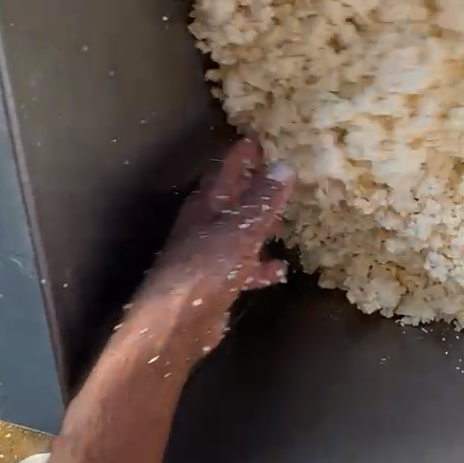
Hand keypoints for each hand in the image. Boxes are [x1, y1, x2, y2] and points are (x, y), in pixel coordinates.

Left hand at [115, 137, 293, 366]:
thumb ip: (263, 200)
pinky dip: (261, 266)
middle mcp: (207, 224)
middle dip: (258, 188)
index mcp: (208, 204)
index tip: (264, 139)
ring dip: (262, 226)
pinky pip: (245, 266)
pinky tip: (279, 270)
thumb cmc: (206, 268)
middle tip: (284, 177)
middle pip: (235, 198)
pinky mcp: (218, 281)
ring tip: (286, 223)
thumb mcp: (241, 229)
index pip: (228, 168)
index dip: (246, 153)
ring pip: (242, 231)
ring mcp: (211, 254)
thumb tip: (284, 166)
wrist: (177, 323)